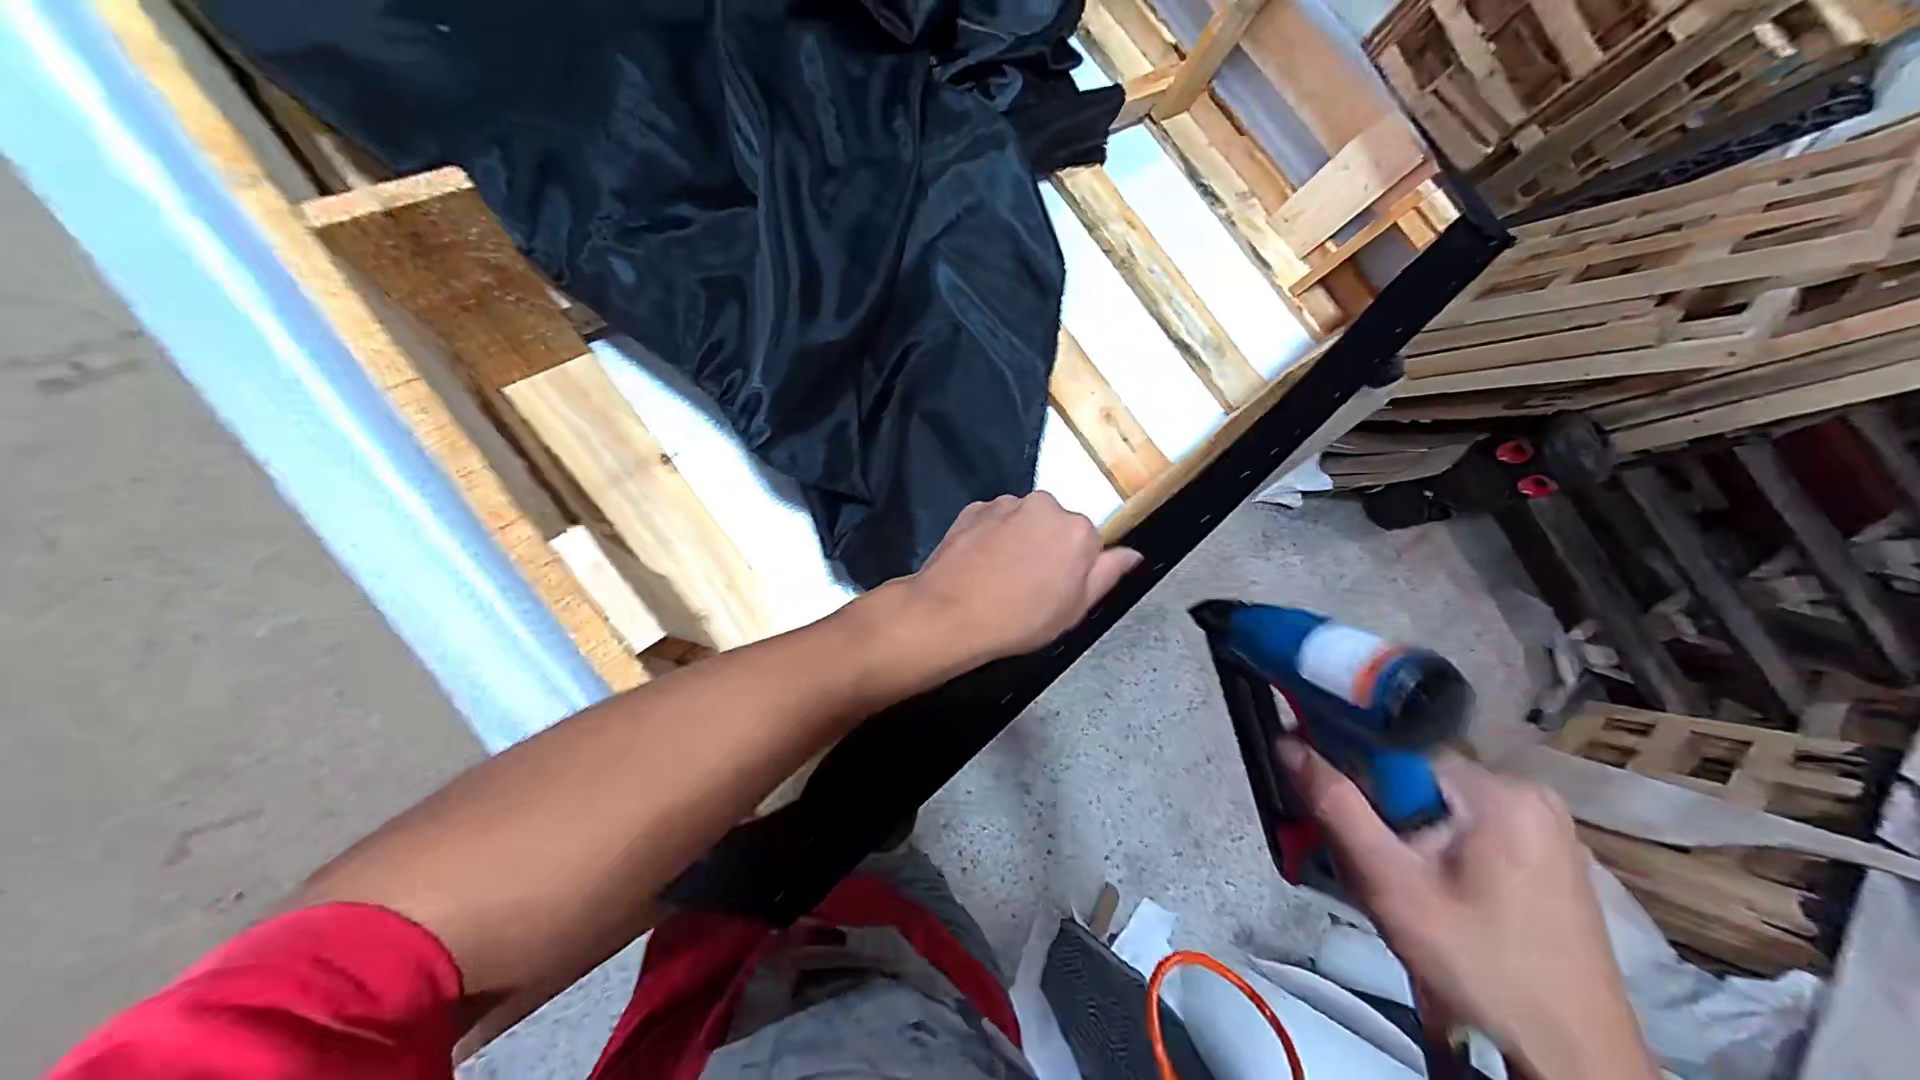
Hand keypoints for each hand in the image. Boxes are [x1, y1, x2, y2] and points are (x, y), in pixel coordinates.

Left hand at [894, 493, 1141, 665]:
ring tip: (1000, 577)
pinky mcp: (974, 508)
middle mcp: (1045, 506)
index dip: (1075, 567)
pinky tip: (981, 566)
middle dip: (1048, 546)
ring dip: (1019, 539)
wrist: (949, 613)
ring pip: (1024, 519)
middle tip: (1028, 584)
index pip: (1090, 541)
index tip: (1057, 587)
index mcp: (1078, 530)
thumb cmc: (1018, 619)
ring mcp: (1006, 504)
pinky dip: (991, 536)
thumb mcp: (1074, 609)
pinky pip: (994, 519)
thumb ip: (1107, 574)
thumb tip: (1131, 554)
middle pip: (1056, 524)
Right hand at [1278, 742, 1657, 1079]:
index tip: (1324, 802)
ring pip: (1437, 803)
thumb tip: (1286, 743)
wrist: (1567, 1056)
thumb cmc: (1476, 964)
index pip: (1397, 750)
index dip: (1353, 773)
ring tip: (1396, 882)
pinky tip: (1430, 889)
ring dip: (1403, 833)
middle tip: (1364, 862)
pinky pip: (1467, 825)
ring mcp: (1544, 825)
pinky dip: (1434, 846)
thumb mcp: (1391, 884)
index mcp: (1499, 790)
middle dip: (1378, 813)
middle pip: (1416, 777)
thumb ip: (1336, 807)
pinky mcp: (1545, 854)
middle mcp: (1528, 793)